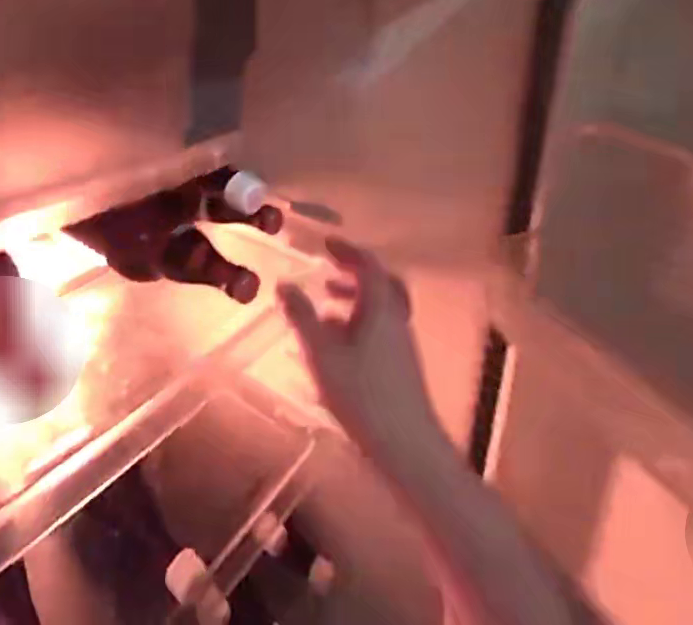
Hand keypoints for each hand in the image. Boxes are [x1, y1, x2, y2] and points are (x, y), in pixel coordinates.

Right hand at [279, 239, 447, 462]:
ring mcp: (402, 345)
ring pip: (381, 307)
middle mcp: (396, 321)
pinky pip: (380, 328)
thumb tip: (284, 284)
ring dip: (354, 297)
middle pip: (382, 284)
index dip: (347, 249)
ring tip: (325, 303)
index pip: (369, 265)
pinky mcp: (401, 365)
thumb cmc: (361, 394)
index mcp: (380, 310)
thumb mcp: (321, 352)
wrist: (408, 448)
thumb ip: (301, 315)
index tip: (323, 243)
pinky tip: (335, 340)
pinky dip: (358, 320)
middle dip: (354, 271)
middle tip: (328, 267)